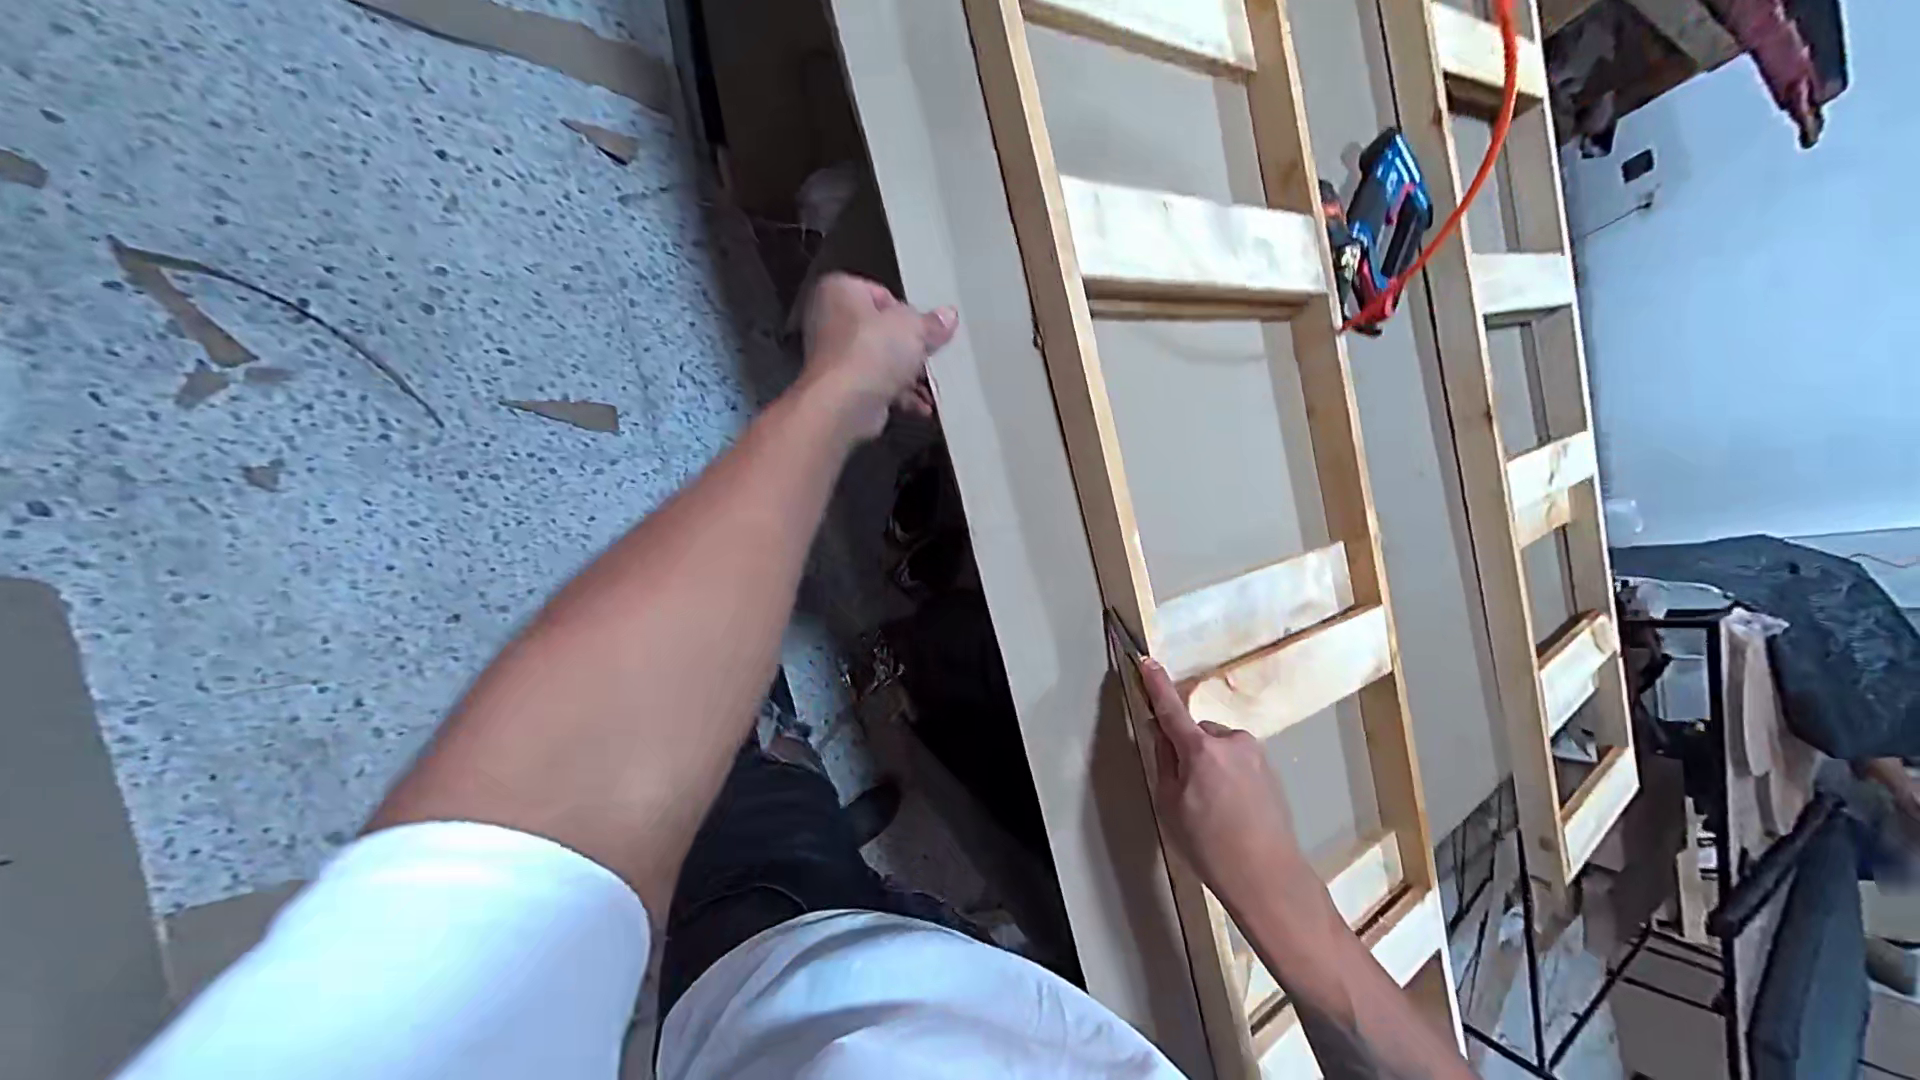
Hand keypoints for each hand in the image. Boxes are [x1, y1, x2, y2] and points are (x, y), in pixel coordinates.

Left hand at [798, 272, 957, 441]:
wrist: (844, 405)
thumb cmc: (865, 354)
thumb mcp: (912, 327)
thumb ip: (930, 322)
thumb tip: (944, 318)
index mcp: (840, 292)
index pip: (882, 294)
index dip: (909, 312)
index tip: (929, 326)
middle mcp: (831, 323)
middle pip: (884, 332)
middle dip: (912, 349)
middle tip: (932, 355)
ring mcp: (837, 360)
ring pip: (883, 363)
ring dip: (911, 377)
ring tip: (931, 384)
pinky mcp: (845, 390)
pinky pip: (878, 387)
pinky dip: (900, 396)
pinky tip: (921, 404)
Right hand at [1136, 656, 1308, 906]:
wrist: (1269, 878)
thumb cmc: (1211, 847)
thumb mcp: (1170, 804)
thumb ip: (1164, 760)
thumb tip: (1162, 733)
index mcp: (1201, 750)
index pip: (1170, 708)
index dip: (1155, 683)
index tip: (1146, 660)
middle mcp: (1231, 742)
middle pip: (1195, 732)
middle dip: (1186, 750)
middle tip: (1187, 792)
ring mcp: (1255, 754)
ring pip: (1216, 746)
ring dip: (1209, 763)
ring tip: (1213, 807)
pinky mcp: (1269, 767)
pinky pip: (1236, 759)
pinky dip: (1228, 774)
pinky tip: (1232, 809)